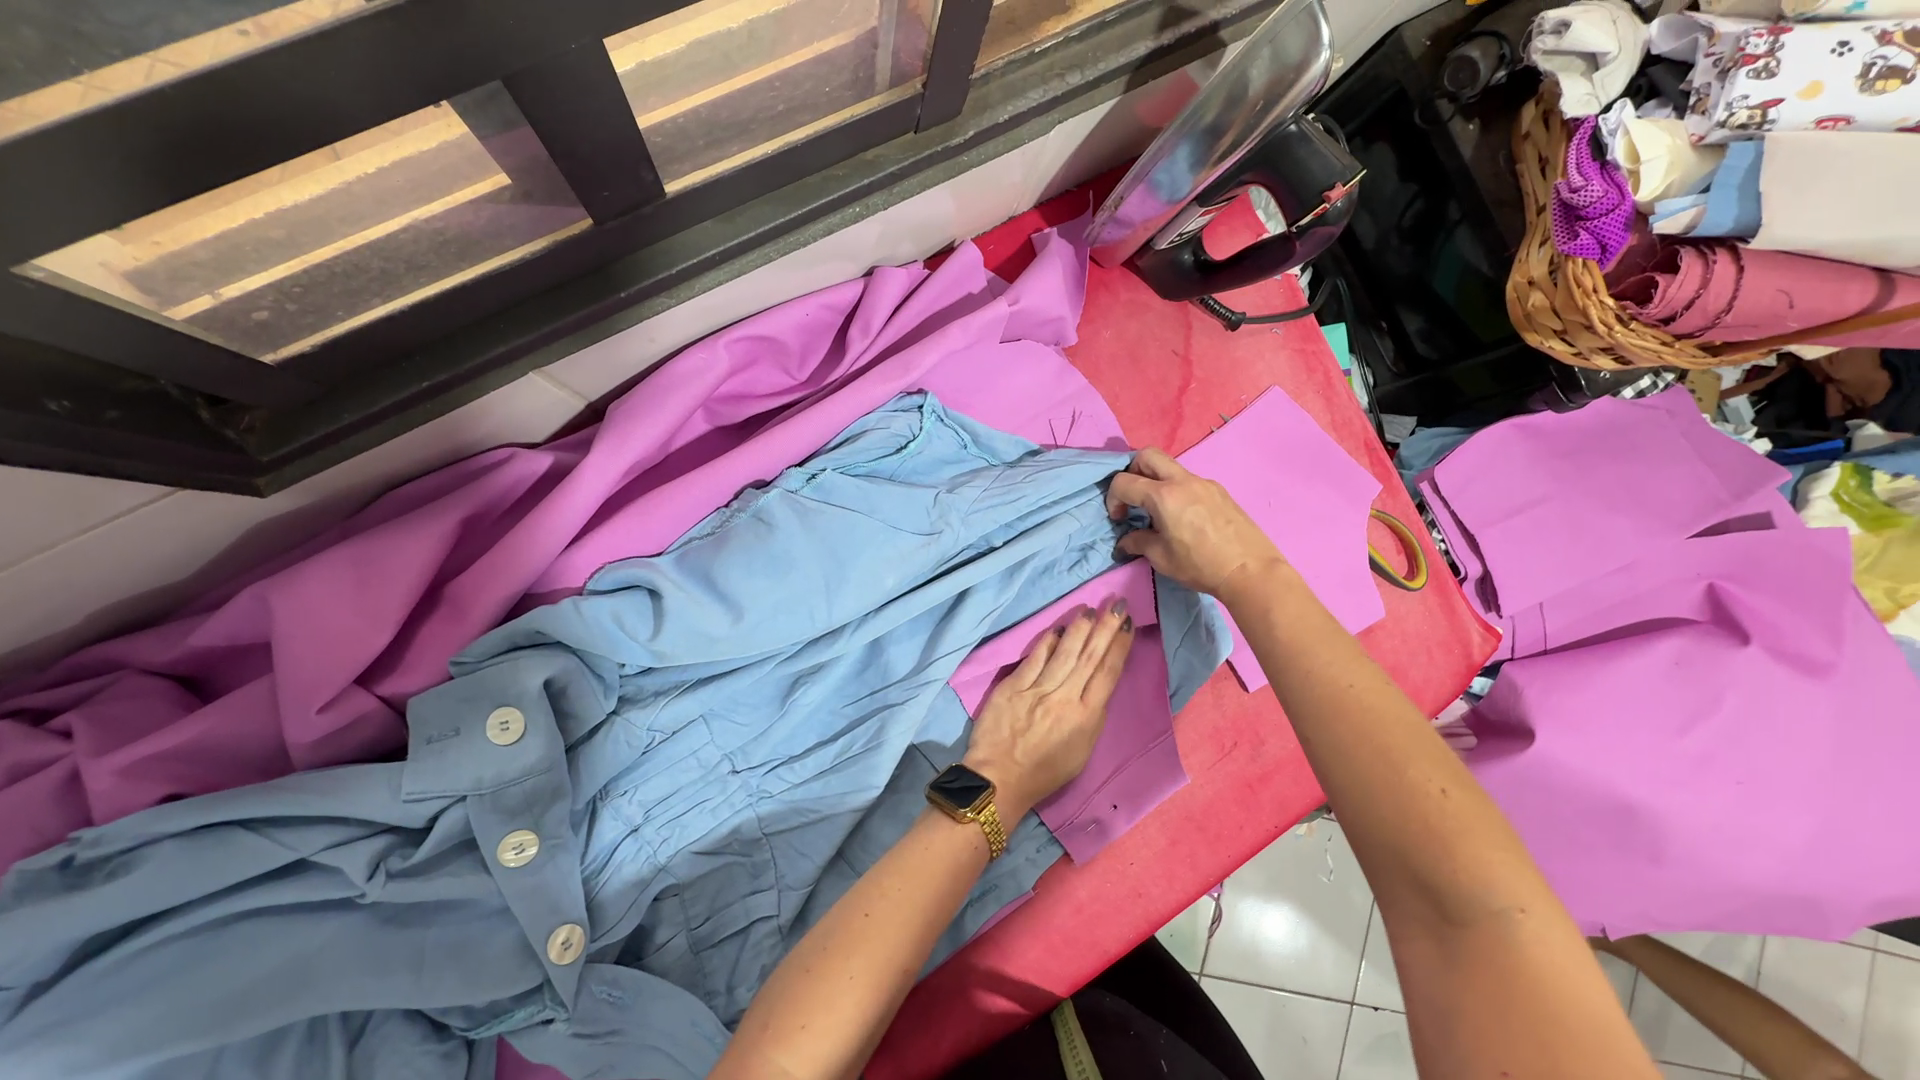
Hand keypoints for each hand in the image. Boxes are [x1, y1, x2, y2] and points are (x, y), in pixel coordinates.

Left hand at [964, 602, 1134, 817]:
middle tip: (1115, 604)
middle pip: (1089, 656)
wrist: (999, 780)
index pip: (1107, 673)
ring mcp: (1036, 691)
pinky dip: (1047, 643)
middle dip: (1104, 628)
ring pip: (1063, 652)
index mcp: (1086, 717)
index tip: (1127, 625)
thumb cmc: (1044, 773)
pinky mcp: (1011, 687)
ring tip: (1088, 610)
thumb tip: (1095, 685)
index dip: (1119, 647)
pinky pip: (1033, 659)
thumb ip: (1091, 716)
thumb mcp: (1082, 752)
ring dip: (1078, 629)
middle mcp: (1064, 699)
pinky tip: (1057, 630)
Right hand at [1104, 448, 1285, 599]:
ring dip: (1156, 481)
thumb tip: (1126, 541)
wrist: (1249, 570)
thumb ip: (1138, 543)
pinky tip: (1184, 518)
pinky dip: (1177, 491)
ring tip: (1159, 512)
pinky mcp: (1219, 491)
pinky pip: (1189, 481)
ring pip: (1171, 467)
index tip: (1119, 519)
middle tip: (1134, 499)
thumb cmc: (1201, 566)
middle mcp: (1183, 481)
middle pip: (1147, 455)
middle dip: (1132, 472)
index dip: (1113, 499)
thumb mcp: (1162, 558)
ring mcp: (1204, 482)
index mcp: (1164, 496)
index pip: (1124, 482)